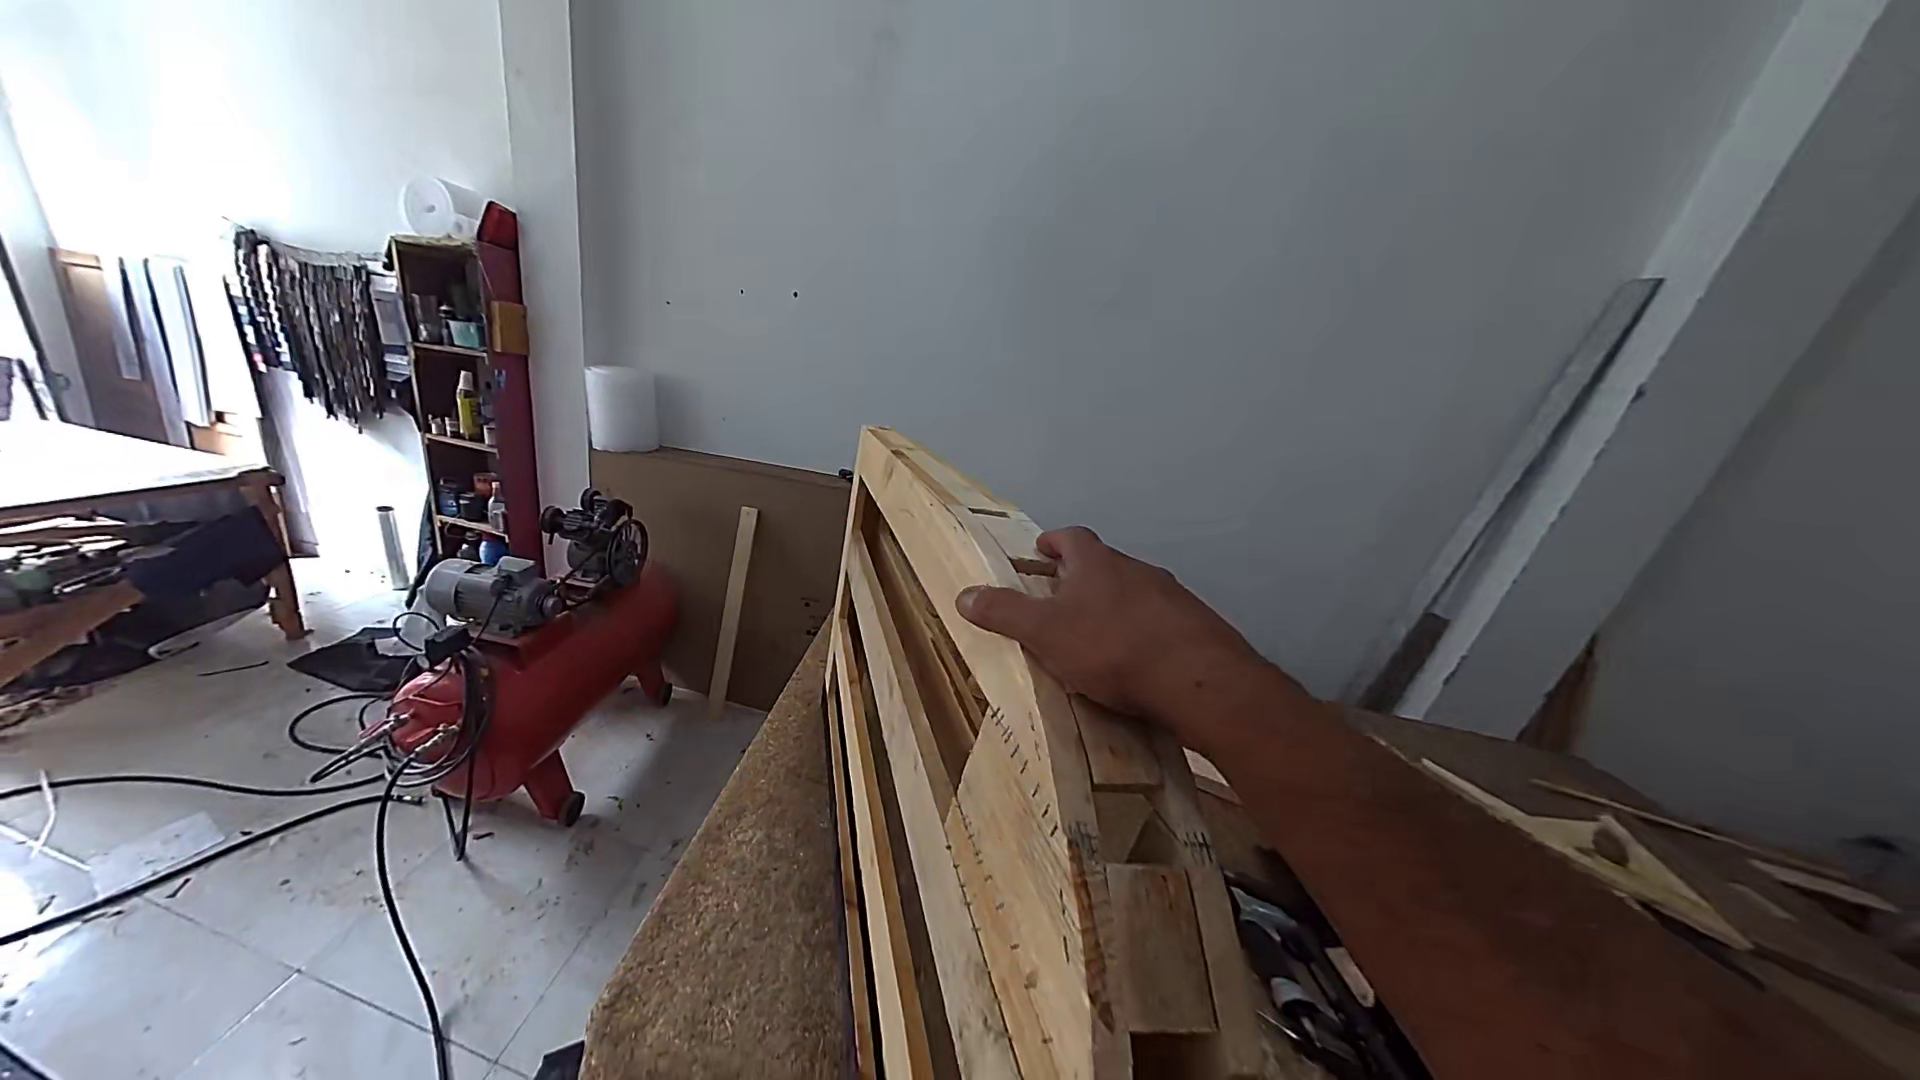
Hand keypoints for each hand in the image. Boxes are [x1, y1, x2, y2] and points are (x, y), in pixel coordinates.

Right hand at [955, 526, 1308, 754]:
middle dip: (1082, 576)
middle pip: (1104, 563)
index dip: (1054, 541)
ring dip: (1113, 604)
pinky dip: (1142, 630)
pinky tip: (1136, 658)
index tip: (1042, 549)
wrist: (1198, 680)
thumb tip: (963, 595)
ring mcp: (1171, 596)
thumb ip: (1004, 613)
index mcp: (1098, 564)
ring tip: (1097, 632)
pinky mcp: (1195, 626)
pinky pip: (1159, 620)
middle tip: (1061, 597)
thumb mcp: (1045, 632)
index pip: (1073, 537)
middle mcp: (1137, 570)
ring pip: (1134, 592)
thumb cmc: (1111, 647)